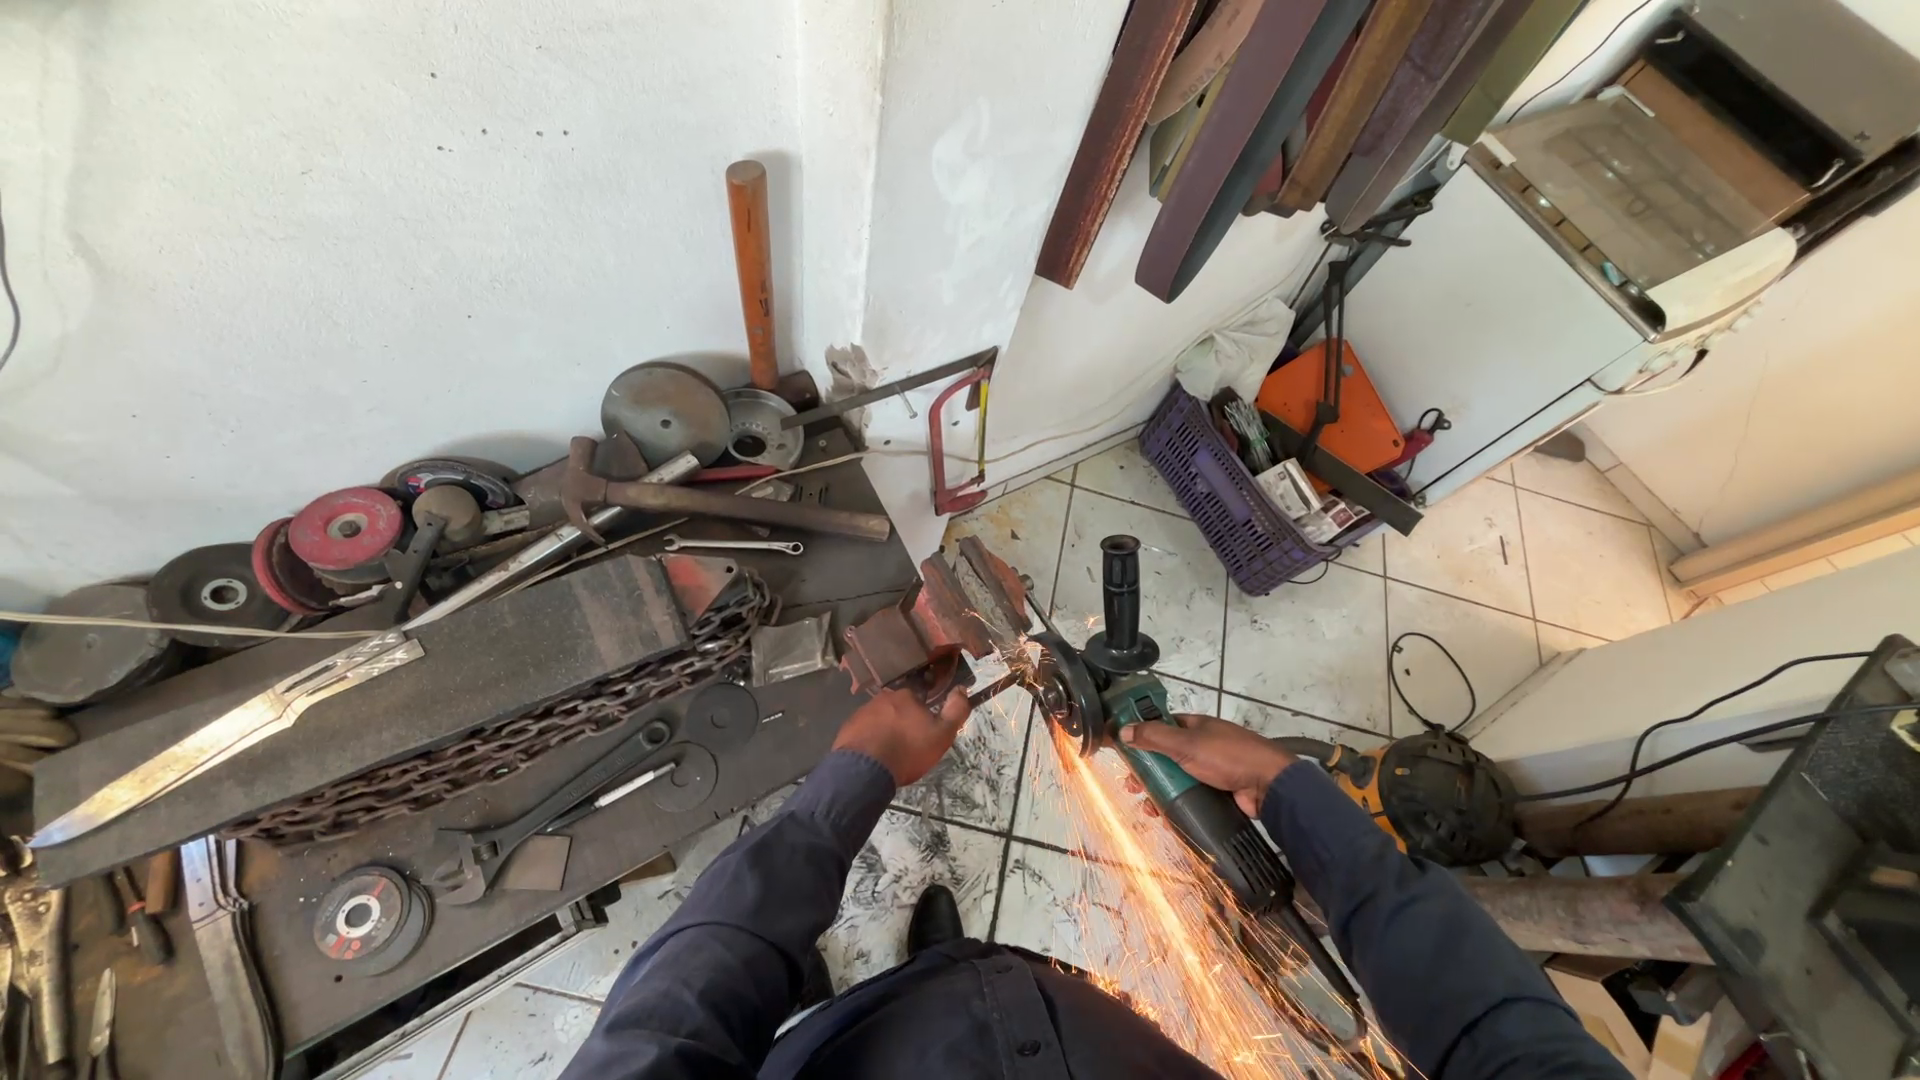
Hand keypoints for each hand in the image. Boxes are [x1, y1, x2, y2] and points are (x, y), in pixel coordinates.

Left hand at [834, 687, 970, 785]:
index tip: (925, 731)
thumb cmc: (908, 750)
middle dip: (903, 721)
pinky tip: (874, 756)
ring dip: (886, 730)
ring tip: (890, 753)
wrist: (865, 770)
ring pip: (880, 718)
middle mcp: (883, 697)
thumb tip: (962, 689)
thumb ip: (955, 710)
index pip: (919, 698)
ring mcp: (862, 711)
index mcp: (906, 695)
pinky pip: (863, 731)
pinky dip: (870, 740)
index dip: (924, 714)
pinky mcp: (848, 728)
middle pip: (898, 708)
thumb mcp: (942, 734)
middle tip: (908, 744)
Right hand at [1119, 714, 1295, 815]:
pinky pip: (1189, 797)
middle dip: (1146, 772)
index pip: (1160, 726)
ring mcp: (1210, 771)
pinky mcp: (1216, 792)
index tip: (1123, 751)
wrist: (1270, 786)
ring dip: (1158, 792)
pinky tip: (1165, 817)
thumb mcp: (1187, 744)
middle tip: (1131, 786)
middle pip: (1165, 757)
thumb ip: (1154, 736)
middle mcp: (1201, 745)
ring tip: (1147, 807)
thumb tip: (1123, 729)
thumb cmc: (1228, 757)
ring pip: (1176, 780)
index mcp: (1194, 726)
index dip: (1141, 736)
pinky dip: (1176, 806)